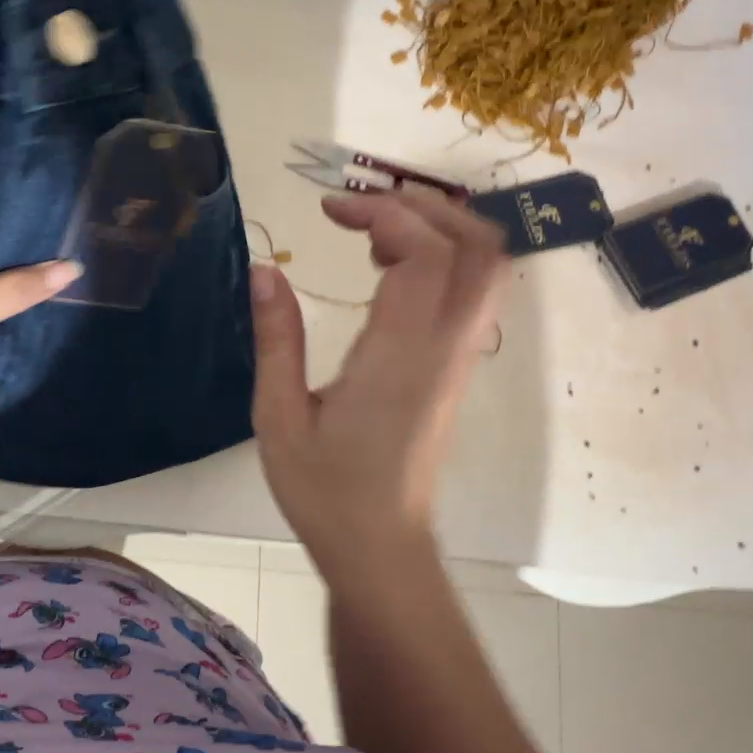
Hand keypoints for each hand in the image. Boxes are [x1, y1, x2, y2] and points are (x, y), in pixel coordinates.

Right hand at [249, 189, 507, 551]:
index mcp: (399, 356)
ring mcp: (461, 359)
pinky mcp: (457, 370)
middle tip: (359, 209)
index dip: (383, 213)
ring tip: (376, 232)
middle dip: (423, 207)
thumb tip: (263, 270)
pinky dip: (447, 258)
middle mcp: (446, 348)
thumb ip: (276, 339)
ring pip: (490, 267)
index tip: (327, 209)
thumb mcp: (278, 416)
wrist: (379, 545)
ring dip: (443, 229)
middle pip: (478, 246)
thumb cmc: (322, 488)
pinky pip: (476, 293)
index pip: (424, 254)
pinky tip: (392, 270)